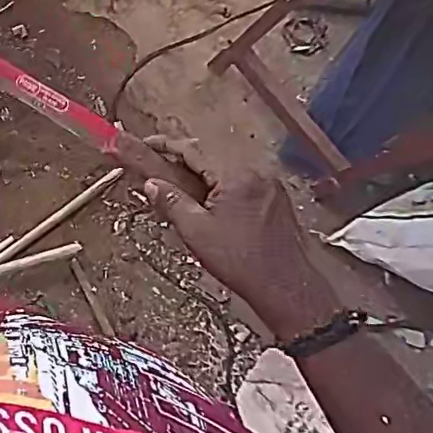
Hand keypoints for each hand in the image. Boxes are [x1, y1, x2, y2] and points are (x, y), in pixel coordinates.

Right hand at [134, 137, 337, 340]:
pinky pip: (238, 180)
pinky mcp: (273, 199)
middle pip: (210, 155)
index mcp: (236, 177)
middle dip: (180, 158)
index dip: (166, 145)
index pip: (194, 149)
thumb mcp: (195, 230)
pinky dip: (216, 183)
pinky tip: (203, 198)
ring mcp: (268, 186)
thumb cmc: (241, 261)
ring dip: (198, 172)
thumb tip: (151, 184)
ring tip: (175, 183)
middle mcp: (257, 175)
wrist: (286, 288)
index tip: (146, 145)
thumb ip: (171, 201)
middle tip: (155, 165)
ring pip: (223, 168)